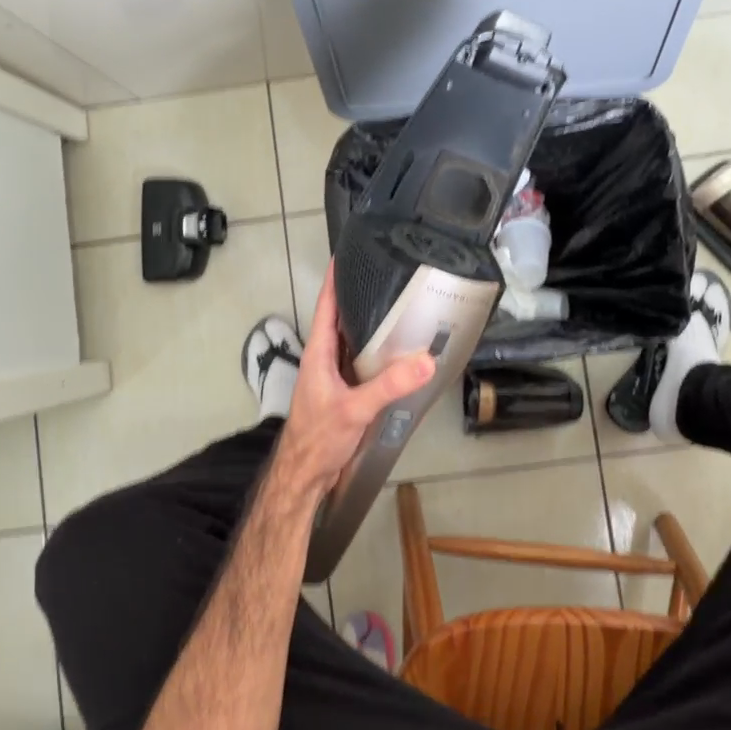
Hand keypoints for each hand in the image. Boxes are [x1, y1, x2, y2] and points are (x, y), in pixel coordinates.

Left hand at [269, 264, 434, 501]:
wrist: (305, 475)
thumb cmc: (319, 438)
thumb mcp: (355, 409)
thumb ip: (389, 385)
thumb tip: (426, 361)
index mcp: (318, 353)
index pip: (326, 306)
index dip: (335, 280)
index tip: (347, 254)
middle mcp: (323, 359)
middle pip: (339, 319)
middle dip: (358, 296)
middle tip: (386, 274)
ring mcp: (331, 376)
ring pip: (350, 341)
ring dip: (367, 324)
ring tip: (396, 305)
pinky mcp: (342, 392)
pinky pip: (358, 361)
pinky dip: (374, 351)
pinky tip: (394, 351)